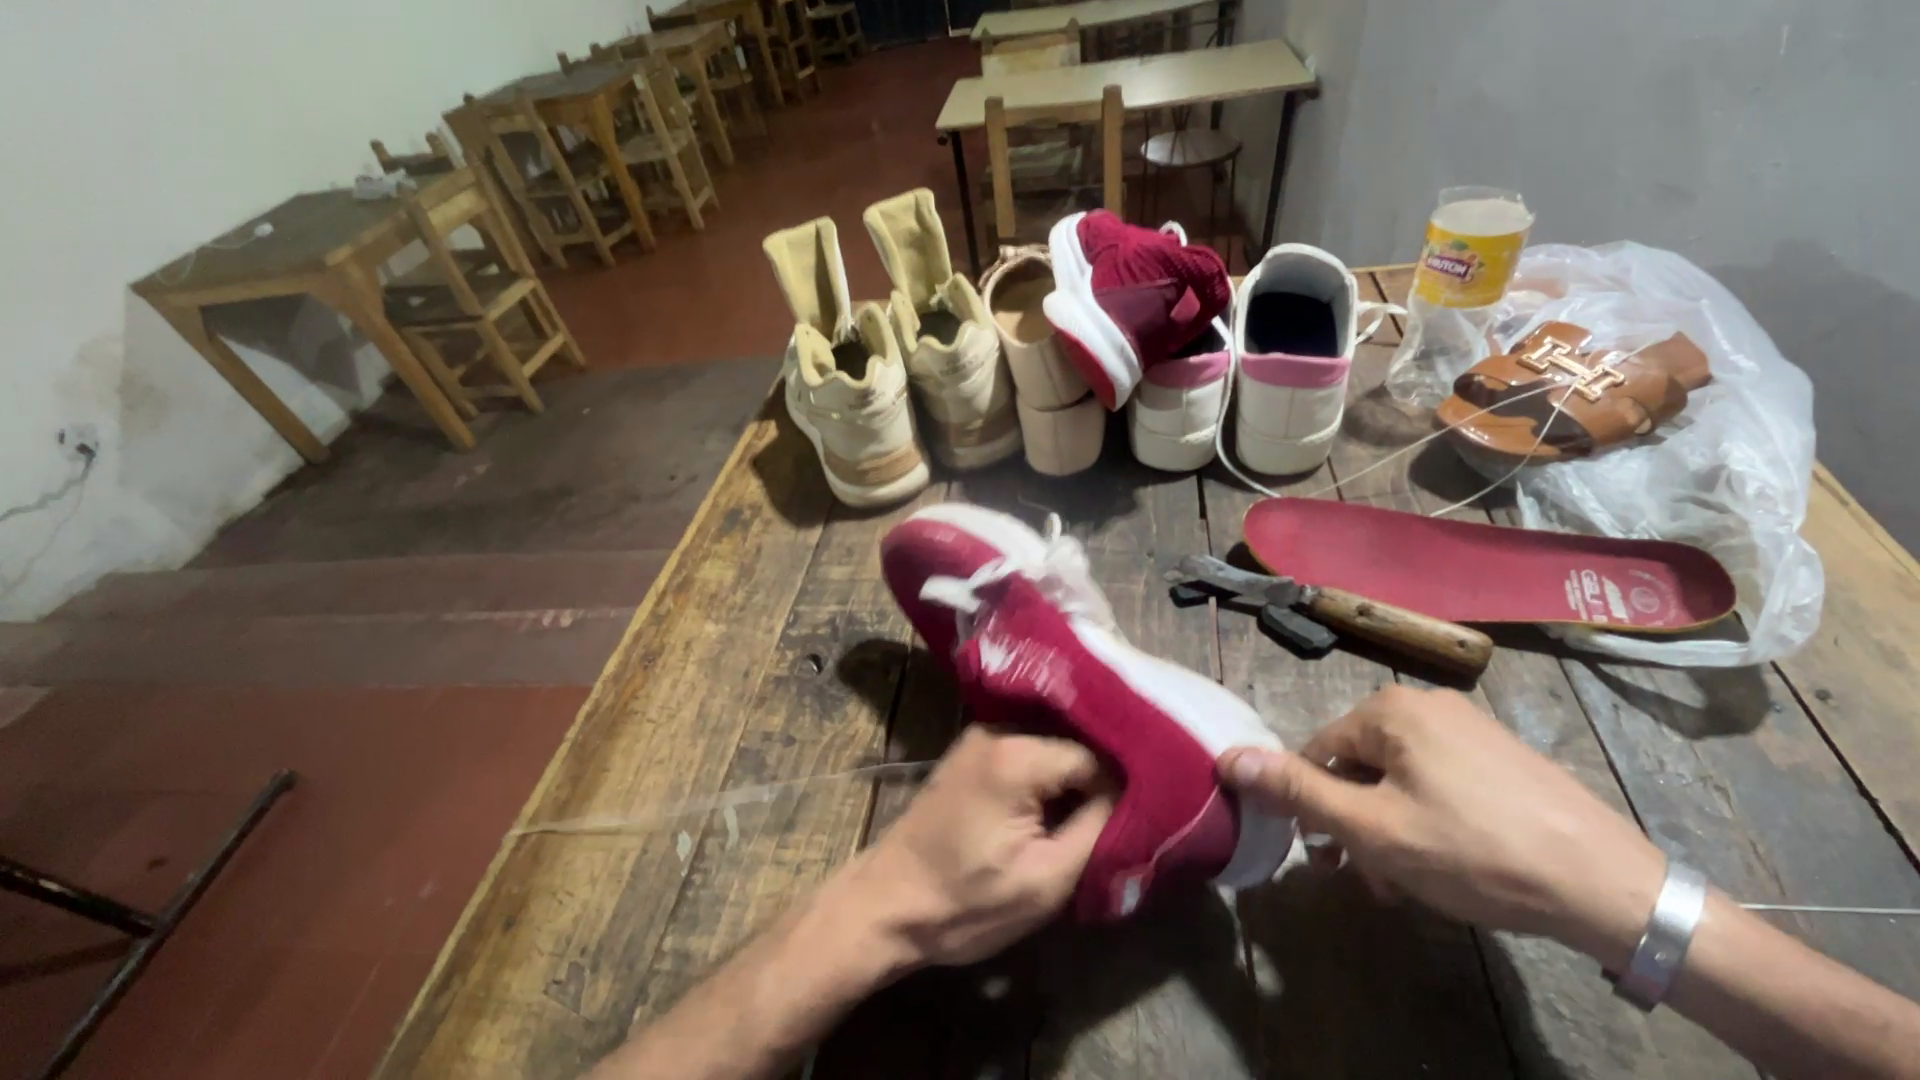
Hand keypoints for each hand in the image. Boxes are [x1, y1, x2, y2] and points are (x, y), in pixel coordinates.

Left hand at [836, 725, 1113, 967]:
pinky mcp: (968, 756)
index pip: (1096, 756)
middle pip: (1073, 746)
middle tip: (1115, 823)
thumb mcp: (1046, 879)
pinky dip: (1044, 782)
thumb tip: (1135, 795)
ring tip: (1087, 821)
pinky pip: (1025, 757)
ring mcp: (978, 739)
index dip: (1121, 790)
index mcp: (1017, 756)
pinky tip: (1052, 812)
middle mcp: (998, 731)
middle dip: (1096, 783)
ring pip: (1050, 751)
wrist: (886, 907)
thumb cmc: (965, 903)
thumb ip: (1098, 827)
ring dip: (1070, 784)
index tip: (1136, 821)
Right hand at [1218, 686, 1664, 966]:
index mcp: (1389, 711)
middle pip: (1359, 766)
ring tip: (1410, 884)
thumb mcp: (1373, 829)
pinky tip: (1447, 864)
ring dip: (1389, 830)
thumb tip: (1228, 757)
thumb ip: (1296, 792)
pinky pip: (1440, 783)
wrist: (1610, 886)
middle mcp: (1427, 705)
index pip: (1316, 752)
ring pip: (1399, 780)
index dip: (1313, 809)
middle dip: (1355, 824)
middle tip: (1374, 880)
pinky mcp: (1504, 757)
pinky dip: (1428, 821)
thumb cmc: (1475, 852)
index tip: (1331, 861)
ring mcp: (1471, 728)